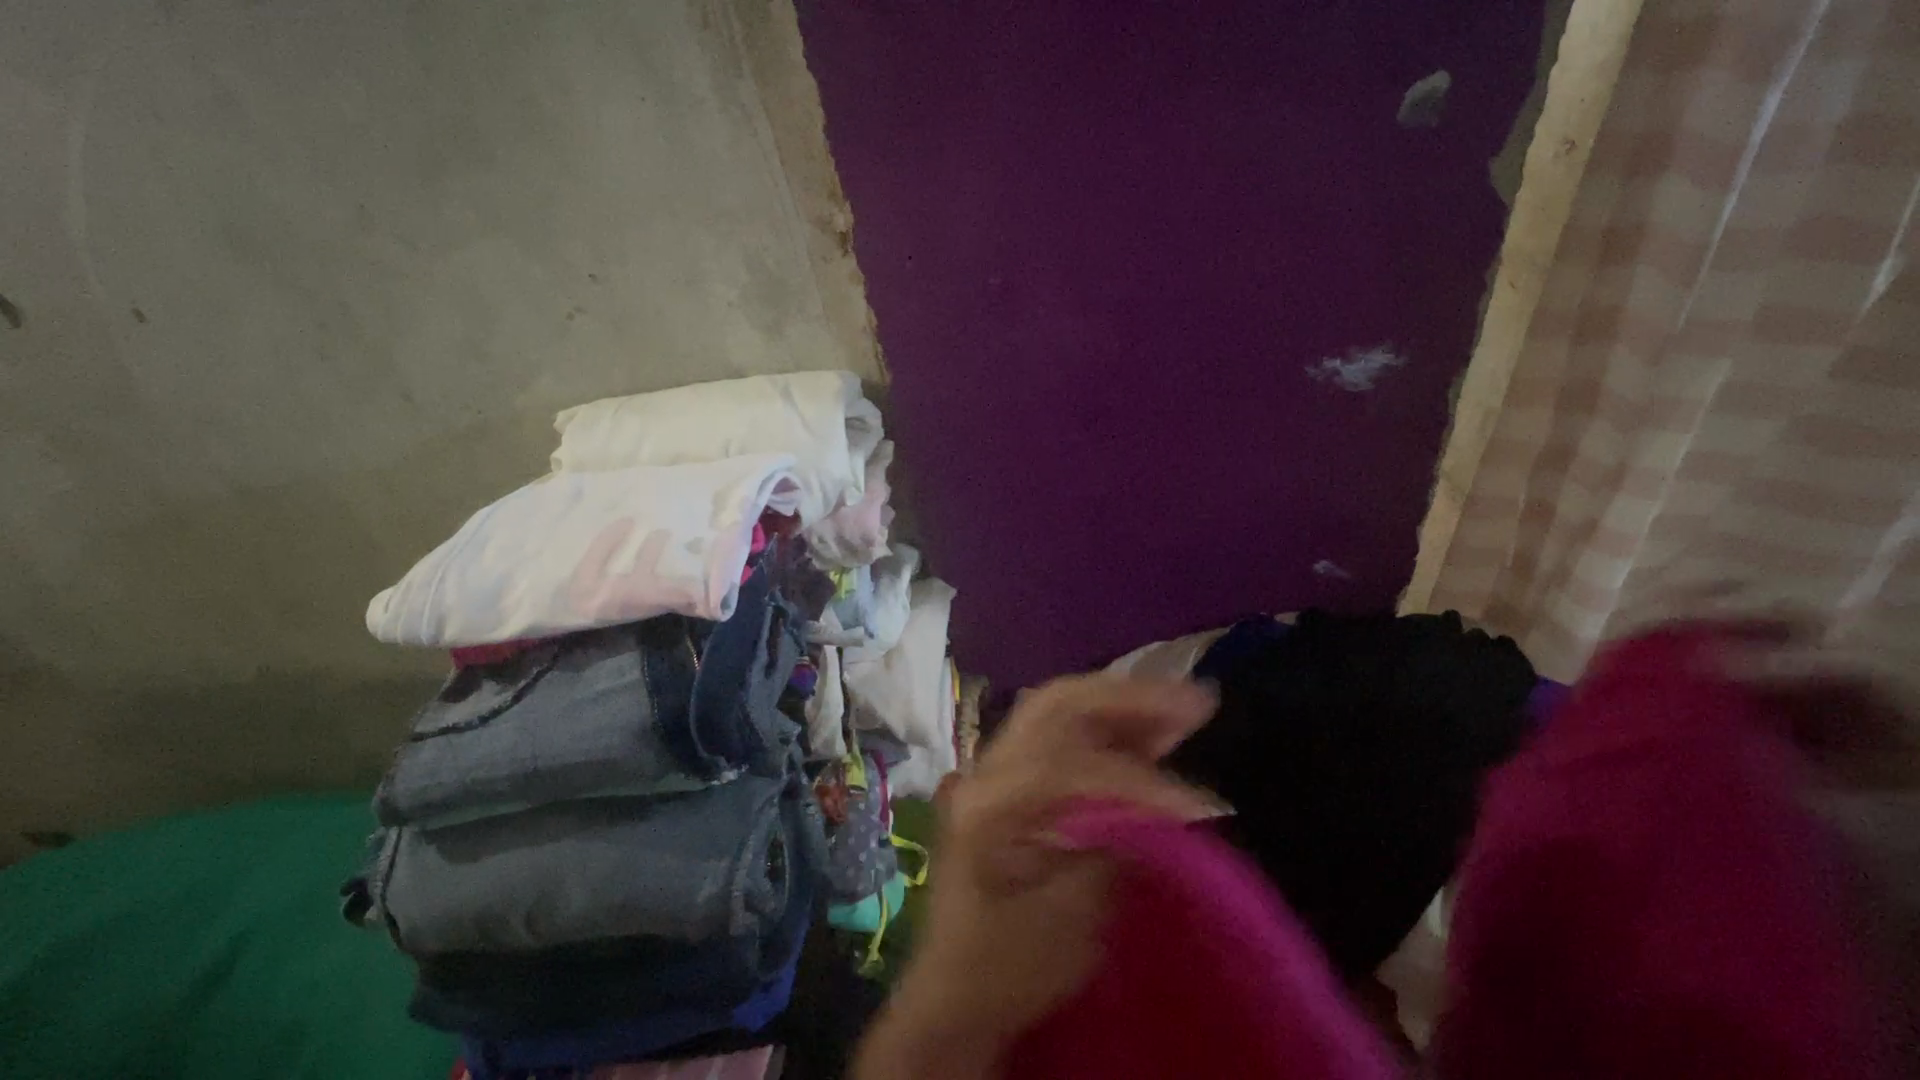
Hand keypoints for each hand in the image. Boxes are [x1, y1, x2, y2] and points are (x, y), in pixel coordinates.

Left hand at [852, 675, 1218, 1078]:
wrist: (955, 993)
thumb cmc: (1002, 968)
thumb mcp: (1063, 926)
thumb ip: (1105, 856)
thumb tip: (1153, 814)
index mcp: (987, 804)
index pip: (1066, 767)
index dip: (1137, 783)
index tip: (1199, 809)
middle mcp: (985, 771)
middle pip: (1057, 706)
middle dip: (1129, 700)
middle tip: (1195, 702)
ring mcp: (994, 771)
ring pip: (1060, 712)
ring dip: (1123, 706)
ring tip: (1184, 708)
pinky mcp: (1011, 783)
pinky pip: (1062, 736)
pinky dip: (1109, 728)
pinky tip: (1151, 734)